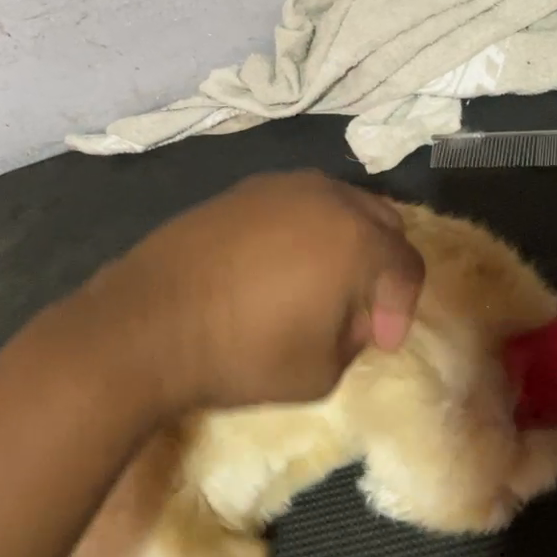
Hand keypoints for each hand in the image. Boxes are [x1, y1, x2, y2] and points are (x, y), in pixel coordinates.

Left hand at [68, 171, 423, 412]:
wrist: (149, 320)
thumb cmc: (244, 352)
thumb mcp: (322, 371)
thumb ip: (355, 337)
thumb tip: (351, 312)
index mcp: (357, 237)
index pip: (407, 265)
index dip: (400, 308)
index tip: (376, 341)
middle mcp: (327, 196)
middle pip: (381, 222)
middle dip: (381, 266)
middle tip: (356, 308)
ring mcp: (280, 185)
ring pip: (338, 205)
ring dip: (344, 242)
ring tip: (316, 286)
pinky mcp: (243, 190)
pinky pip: (296, 204)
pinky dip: (304, 230)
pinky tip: (276, 267)